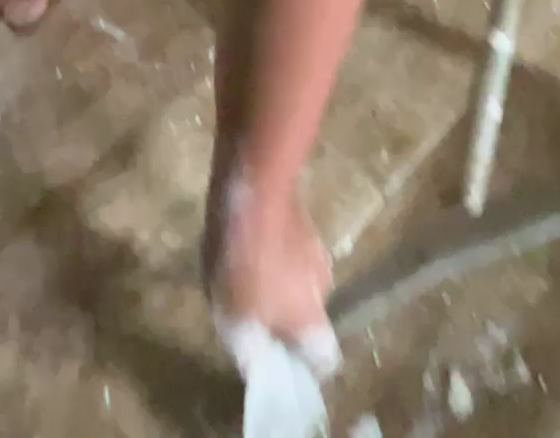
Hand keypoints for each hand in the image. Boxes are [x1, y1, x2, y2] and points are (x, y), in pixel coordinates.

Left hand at [204, 180, 340, 376]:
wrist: (253, 191)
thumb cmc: (245, 264)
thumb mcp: (234, 320)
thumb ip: (248, 351)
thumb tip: (256, 368)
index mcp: (312, 320)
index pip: (326, 357)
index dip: (304, 365)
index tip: (280, 360)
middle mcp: (324, 287)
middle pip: (308, 315)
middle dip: (283, 318)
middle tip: (249, 312)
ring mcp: (316, 250)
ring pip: (299, 280)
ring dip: (277, 282)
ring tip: (241, 273)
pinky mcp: (303, 222)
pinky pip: (289, 252)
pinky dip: (273, 255)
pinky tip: (244, 245)